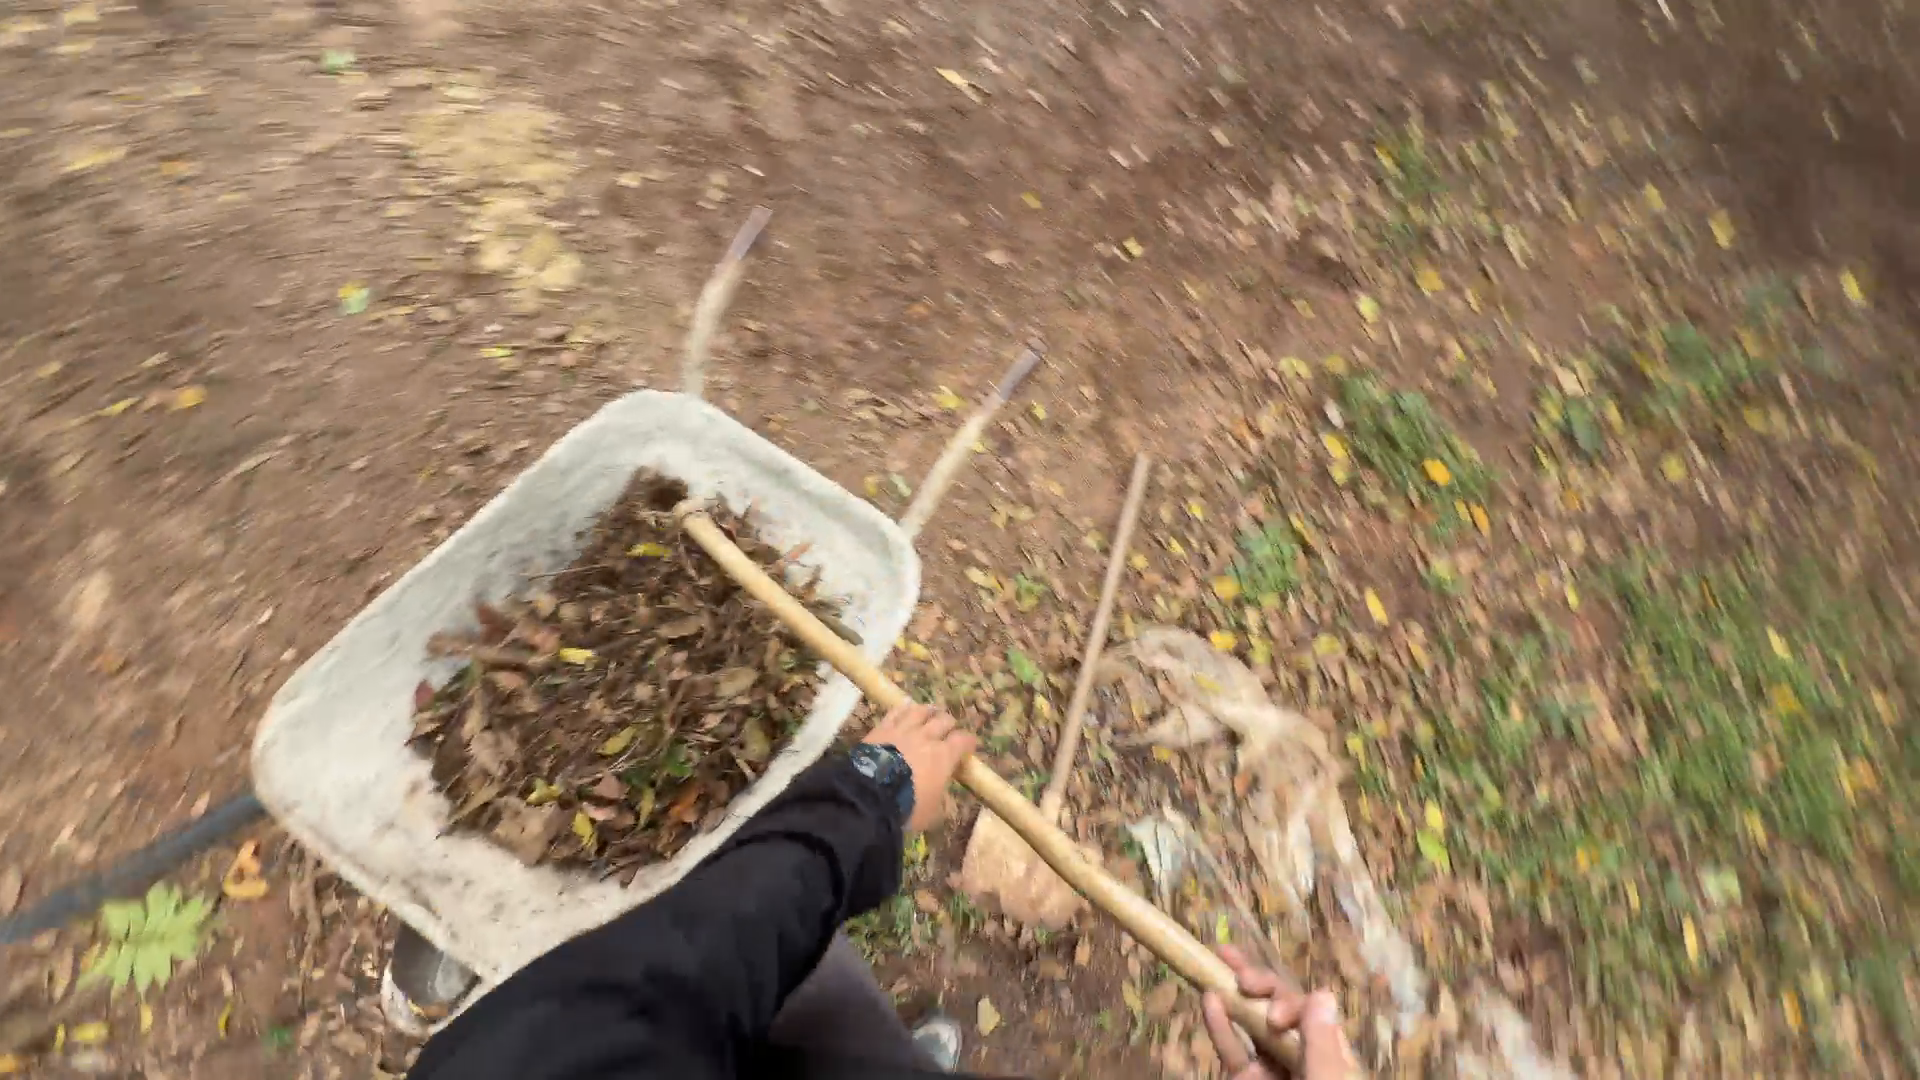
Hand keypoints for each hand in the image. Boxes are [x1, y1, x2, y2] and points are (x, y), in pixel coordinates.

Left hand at [862, 703, 976, 832]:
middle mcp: (926, 737)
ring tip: (931, 711)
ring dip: (929, 711)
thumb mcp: (933, 813)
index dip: (968, 741)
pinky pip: (896, 712)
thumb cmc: (908, 806)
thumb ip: (942, 801)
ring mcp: (904, 730)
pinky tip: (906, 705)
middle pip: (943, 721)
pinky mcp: (882, 728)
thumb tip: (946, 799)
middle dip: (949, 723)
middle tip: (949, 727)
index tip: (970, 744)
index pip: (963, 741)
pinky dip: (903, 708)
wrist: (871, 795)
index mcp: (943, 756)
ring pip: (920, 712)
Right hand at [1201, 946, 1352, 1078]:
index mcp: (1331, 1060)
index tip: (1274, 1014)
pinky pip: (1232, 1049)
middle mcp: (1300, 1058)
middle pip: (1280, 1009)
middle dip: (1261, 984)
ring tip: (1217, 959)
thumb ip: (1322, 1046)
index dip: (1289, 1002)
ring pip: (1253, 1023)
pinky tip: (1207, 1001)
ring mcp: (1271, 1070)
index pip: (1312, 1014)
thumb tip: (1321, 993)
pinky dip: (1219, 1026)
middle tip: (1239, 973)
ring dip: (1235, 993)